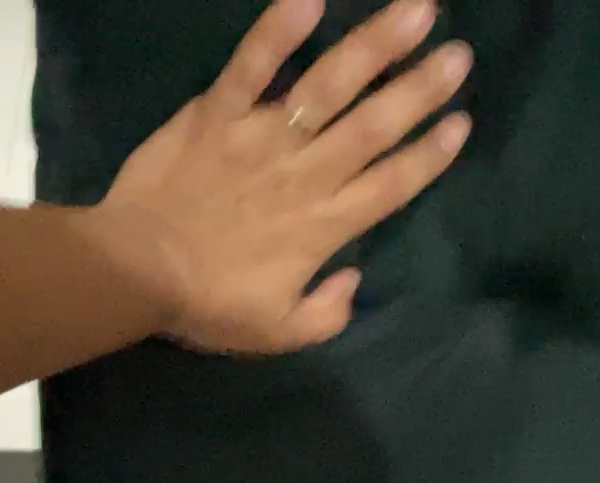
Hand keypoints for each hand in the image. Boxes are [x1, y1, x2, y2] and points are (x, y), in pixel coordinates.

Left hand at [94, 0, 472, 353]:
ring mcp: (262, 137)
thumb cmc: (210, 305)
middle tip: (459, 55)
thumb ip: (327, 314)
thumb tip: (353, 281)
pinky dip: (278, 29)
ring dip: (376, 46)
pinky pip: (251, 64)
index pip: (392, 184)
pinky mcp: (218, 115)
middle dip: (421, 90)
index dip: (430, 155)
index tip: (461, 124)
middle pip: (375, 125)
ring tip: (417, 10)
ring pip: (329, 85)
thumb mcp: (279, 333)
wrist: (138, 272)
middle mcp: (306, 174)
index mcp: (325, 226)